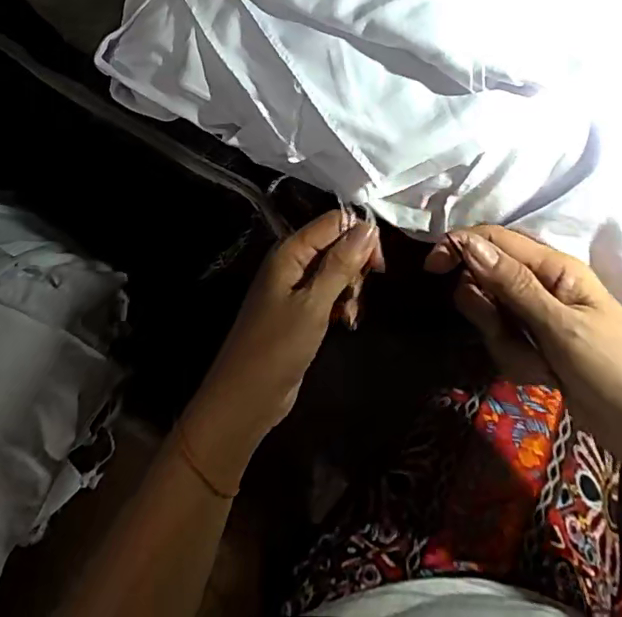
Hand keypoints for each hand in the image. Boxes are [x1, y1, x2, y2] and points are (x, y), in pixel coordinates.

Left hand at [182, 211, 382, 489]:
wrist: (245, 399)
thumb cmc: (276, 348)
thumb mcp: (314, 304)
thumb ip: (341, 264)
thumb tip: (368, 227)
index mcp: (290, 251)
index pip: (335, 222)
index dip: (360, 236)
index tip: (377, 266)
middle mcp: (293, 262)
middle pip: (339, 244)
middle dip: (356, 267)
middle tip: (357, 294)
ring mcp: (296, 286)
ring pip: (338, 270)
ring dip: (351, 289)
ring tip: (349, 315)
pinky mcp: (301, 308)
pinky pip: (330, 292)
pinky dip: (342, 304)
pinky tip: (345, 322)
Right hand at [426, 226, 621, 461]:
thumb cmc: (615, 368)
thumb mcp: (560, 326)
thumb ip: (512, 285)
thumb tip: (469, 244)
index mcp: (555, 267)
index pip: (496, 240)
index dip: (461, 246)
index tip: (432, 268)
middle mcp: (544, 286)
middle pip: (489, 281)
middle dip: (489, 314)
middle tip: (513, 340)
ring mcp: (540, 319)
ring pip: (494, 318)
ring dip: (508, 346)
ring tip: (542, 369)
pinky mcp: (539, 348)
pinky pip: (507, 346)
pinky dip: (518, 364)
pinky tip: (547, 380)